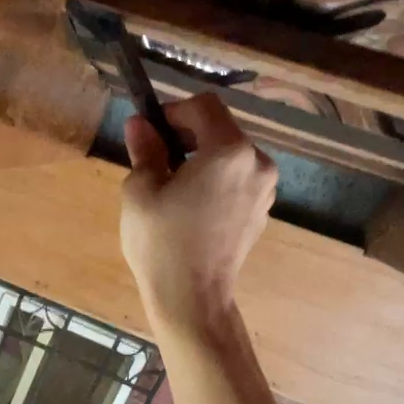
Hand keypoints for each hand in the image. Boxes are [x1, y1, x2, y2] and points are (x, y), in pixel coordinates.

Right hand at [119, 95, 276, 334]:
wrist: (191, 297)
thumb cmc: (160, 241)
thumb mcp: (140, 190)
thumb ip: (144, 150)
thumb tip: (139, 124)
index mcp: (229, 151)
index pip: (204, 106)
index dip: (172, 111)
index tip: (149, 133)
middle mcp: (257, 163)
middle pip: (220, 129)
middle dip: (186, 136)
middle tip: (154, 161)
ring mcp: (264, 189)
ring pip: (229, 155)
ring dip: (200, 159)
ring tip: (171, 188)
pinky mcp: (261, 211)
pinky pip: (236, 180)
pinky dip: (213, 181)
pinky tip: (189, 208)